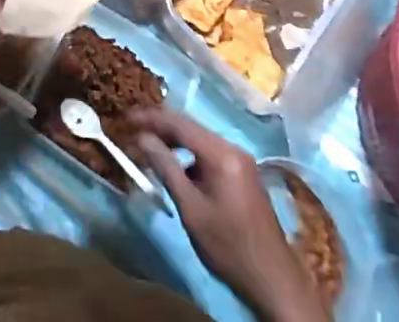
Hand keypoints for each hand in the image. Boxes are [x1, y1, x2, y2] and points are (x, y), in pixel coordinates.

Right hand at [130, 110, 328, 321]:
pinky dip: (188, 154)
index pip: (179, 123)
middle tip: (131, 132)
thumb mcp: (190, 208)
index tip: (125, 119)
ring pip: (199, 139)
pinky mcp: (243, 174)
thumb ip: (165, 168)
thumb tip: (142, 138)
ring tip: (147, 148)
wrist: (273, 280)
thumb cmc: (228, 245)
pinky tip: (175, 168)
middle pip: (190, 127)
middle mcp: (233, 149)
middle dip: (159, 127)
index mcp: (221, 154)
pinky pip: (208, 153)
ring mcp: (241, 161)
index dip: (149, 118)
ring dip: (172, 141)